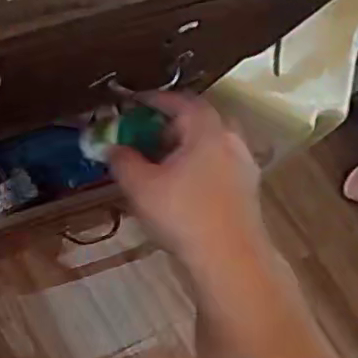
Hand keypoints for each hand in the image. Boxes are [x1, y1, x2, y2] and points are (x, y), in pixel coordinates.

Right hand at [107, 91, 269, 274]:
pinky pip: (217, 166)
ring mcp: (243, 165)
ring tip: (160, 165)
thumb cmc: (182, 215)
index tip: (132, 103)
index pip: (179, 101)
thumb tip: (111, 147)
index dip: (153, 99)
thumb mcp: (140, 187)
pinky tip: (181, 189)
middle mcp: (230, 140)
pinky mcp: (246, 190)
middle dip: (169, 125)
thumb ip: (122, 160)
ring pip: (209, 146)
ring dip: (184, 148)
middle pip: (198, 121)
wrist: (229, 257)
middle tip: (145, 137)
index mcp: (206, 130)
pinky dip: (197, 167)